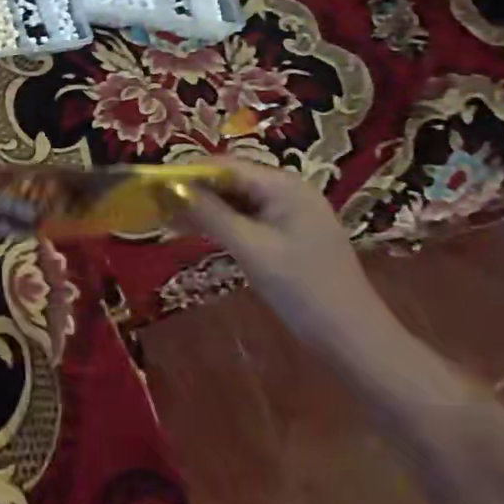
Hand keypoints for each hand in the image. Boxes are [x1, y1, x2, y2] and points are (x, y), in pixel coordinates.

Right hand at [169, 159, 401, 348]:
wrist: (351, 336)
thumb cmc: (302, 289)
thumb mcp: (250, 249)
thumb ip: (210, 214)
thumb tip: (169, 188)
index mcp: (284, 186)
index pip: (225, 166)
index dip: (187, 173)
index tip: (151, 187)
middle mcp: (288, 191)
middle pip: (230, 180)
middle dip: (193, 190)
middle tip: (156, 206)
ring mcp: (289, 213)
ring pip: (236, 199)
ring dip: (203, 207)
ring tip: (167, 219)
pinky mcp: (287, 234)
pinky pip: (246, 217)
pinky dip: (220, 222)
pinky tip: (196, 232)